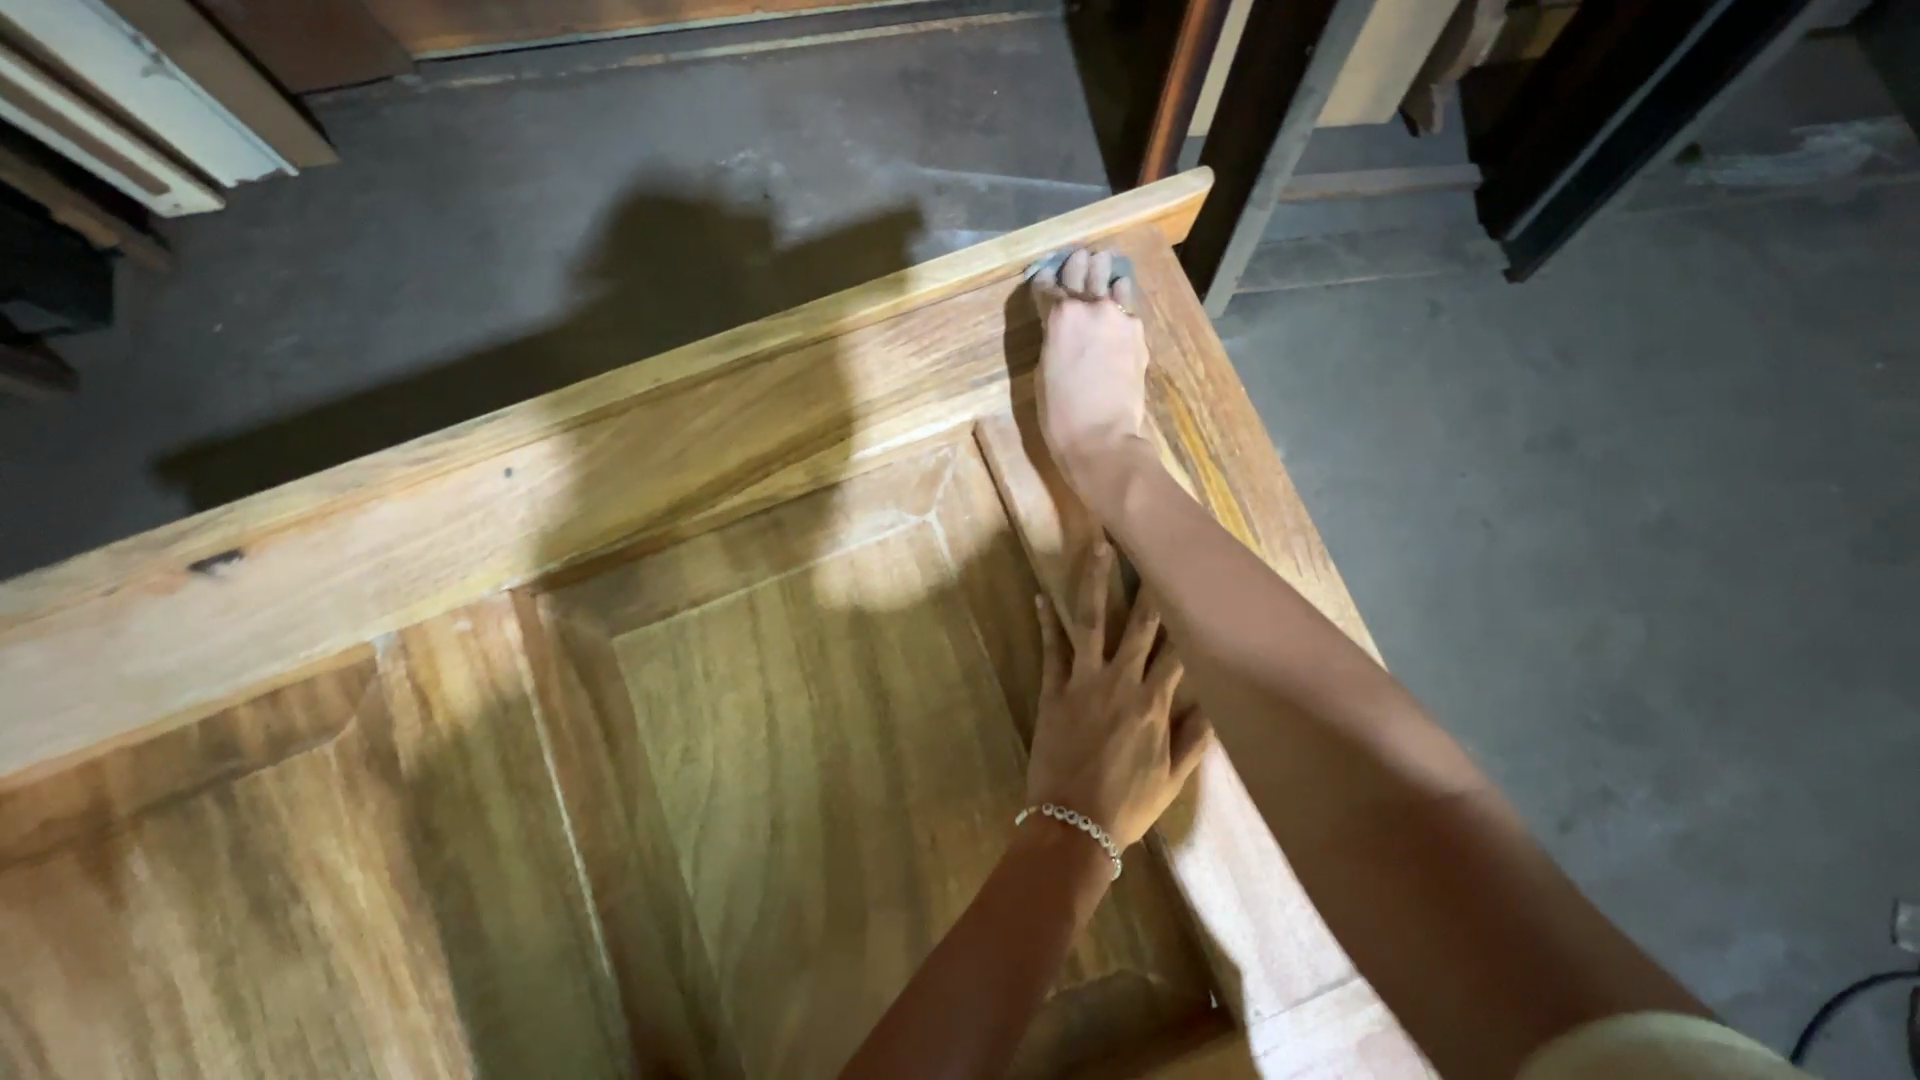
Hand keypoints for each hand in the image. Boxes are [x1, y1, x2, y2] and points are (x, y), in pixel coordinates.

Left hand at [1026, 542, 1212, 847]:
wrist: (1073, 825)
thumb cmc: (1127, 806)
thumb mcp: (1173, 778)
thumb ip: (1194, 739)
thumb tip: (1217, 705)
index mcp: (1154, 704)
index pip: (1177, 651)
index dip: (1186, 618)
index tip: (1193, 586)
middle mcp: (1121, 683)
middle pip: (1138, 625)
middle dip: (1147, 585)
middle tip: (1152, 547)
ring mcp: (1083, 683)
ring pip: (1090, 623)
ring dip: (1093, 583)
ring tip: (1097, 548)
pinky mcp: (1051, 692)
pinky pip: (1050, 651)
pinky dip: (1044, 623)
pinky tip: (1039, 595)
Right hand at [1029, 248, 1151, 501]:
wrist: (1103, 437)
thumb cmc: (1059, 413)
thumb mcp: (1042, 369)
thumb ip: (1052, 338)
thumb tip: (1060, 328)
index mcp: (1058, 315)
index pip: (1046, 285)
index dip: (1043, 281)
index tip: (1044, 279)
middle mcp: (1089, 305)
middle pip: (1080, 270)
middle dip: (1075, 265)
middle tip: (1076, 258)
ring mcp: (1118, 315)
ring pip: (1109, 278)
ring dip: (1101, 273)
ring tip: (1100, 265)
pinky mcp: (1138, 331)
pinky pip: (1127, 304)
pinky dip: (1120, 298)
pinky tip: (1118, 296)